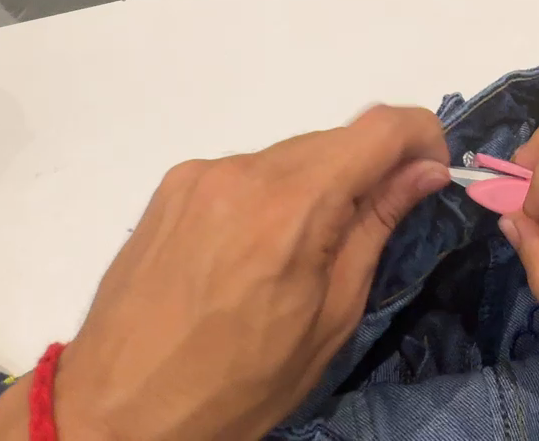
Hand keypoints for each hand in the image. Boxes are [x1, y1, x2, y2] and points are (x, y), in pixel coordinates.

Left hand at [0, 105, 449, 440]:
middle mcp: (247, 168)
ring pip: (293, 153)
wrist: (109, 419)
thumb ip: (379, 224)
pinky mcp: (176, 182)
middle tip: (368, 226)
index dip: (421, 134)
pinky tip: (252, 248)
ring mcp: (204, 171)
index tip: (430, 171)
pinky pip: (250, 169)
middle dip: (368, 170)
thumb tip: (426, 169)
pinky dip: (273, 193)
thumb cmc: (237, 386)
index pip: (381, 126)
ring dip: (318, 183)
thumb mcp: (330, 315)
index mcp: (293, 206)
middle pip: (337, 139)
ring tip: (297, 252)